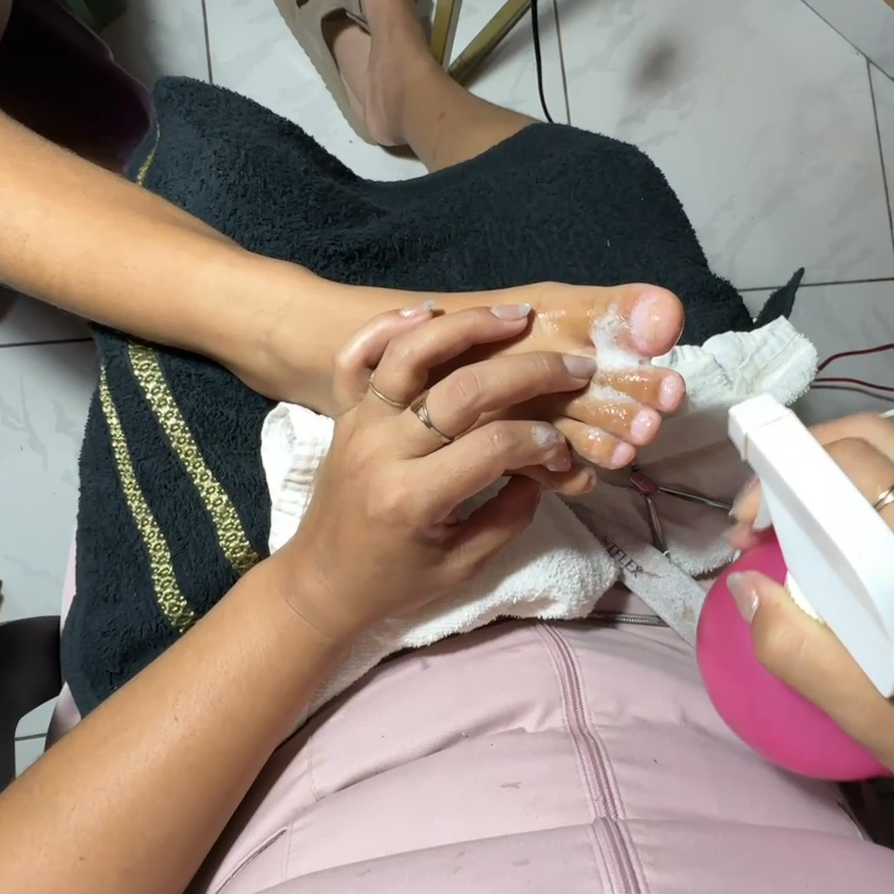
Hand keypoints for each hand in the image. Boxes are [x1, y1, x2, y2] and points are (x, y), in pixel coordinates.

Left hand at [272, 306, 596, 641]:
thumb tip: (550, 465)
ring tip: (516, 317)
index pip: (491, 447)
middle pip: (462, 390)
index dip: (538, 441)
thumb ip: (509, 515)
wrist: (320, 583)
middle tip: (574, 367)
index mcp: (412, 499)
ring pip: (410, 354)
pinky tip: (429, 310)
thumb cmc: (394, 583)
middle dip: (528, 373)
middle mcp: (382, 450)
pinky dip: (388, 327)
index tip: (562, 445)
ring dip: (467, 327)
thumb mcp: (462, 566)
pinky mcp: (344, 413)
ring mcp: (358, 424)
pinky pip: (356, 357)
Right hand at [724, 414, 893, 841]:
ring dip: (837, 477)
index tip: (747, 527)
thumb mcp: (876, 723)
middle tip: (763, 521)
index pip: (855, 463)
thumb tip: (744, 583)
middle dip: (803, 462)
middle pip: (879, 443)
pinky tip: (853, 551)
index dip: (784, 473)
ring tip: (797, 531)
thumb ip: (797, 651)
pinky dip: (872, 497)